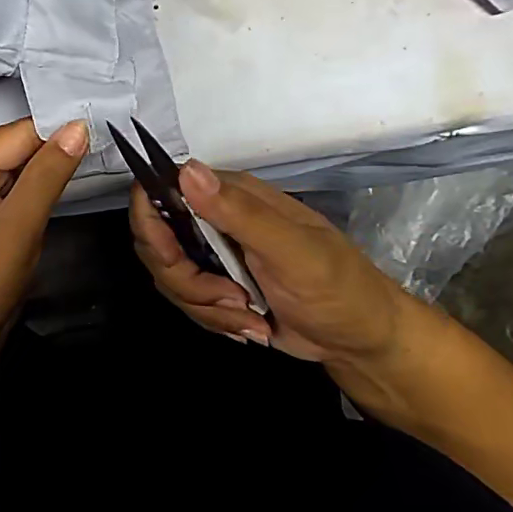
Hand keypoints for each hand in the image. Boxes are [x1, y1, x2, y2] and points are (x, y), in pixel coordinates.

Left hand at [0, 117, 87, 350]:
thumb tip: (78, 128)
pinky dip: (47, 182)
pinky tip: (73, 176)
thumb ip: (48, 174)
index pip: (18, 134)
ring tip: (98, 155)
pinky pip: (24, 181)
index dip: (60, 130)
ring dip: (56, 164)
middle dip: (59, 147)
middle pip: (22, 145)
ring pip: (26, 162)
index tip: (104, 123)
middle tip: (108, 140)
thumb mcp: (18, 227)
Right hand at [131, 162, 405, 363]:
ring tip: (250, 314)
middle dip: (186, 281)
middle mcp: (211, 218)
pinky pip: (185, 300)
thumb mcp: (292, 249)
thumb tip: (187, 171)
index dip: (152, 223)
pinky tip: (250, 323)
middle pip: (155, 242)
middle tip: (231, 297)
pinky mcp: (213, 284)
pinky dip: (213, 319)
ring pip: (168, 277)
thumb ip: (238, 212)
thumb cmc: (338, 287)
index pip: (159, 191)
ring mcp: (210, 253)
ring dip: (205, 306)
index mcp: (228, 195)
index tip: (172, 257)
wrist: (361, 340)